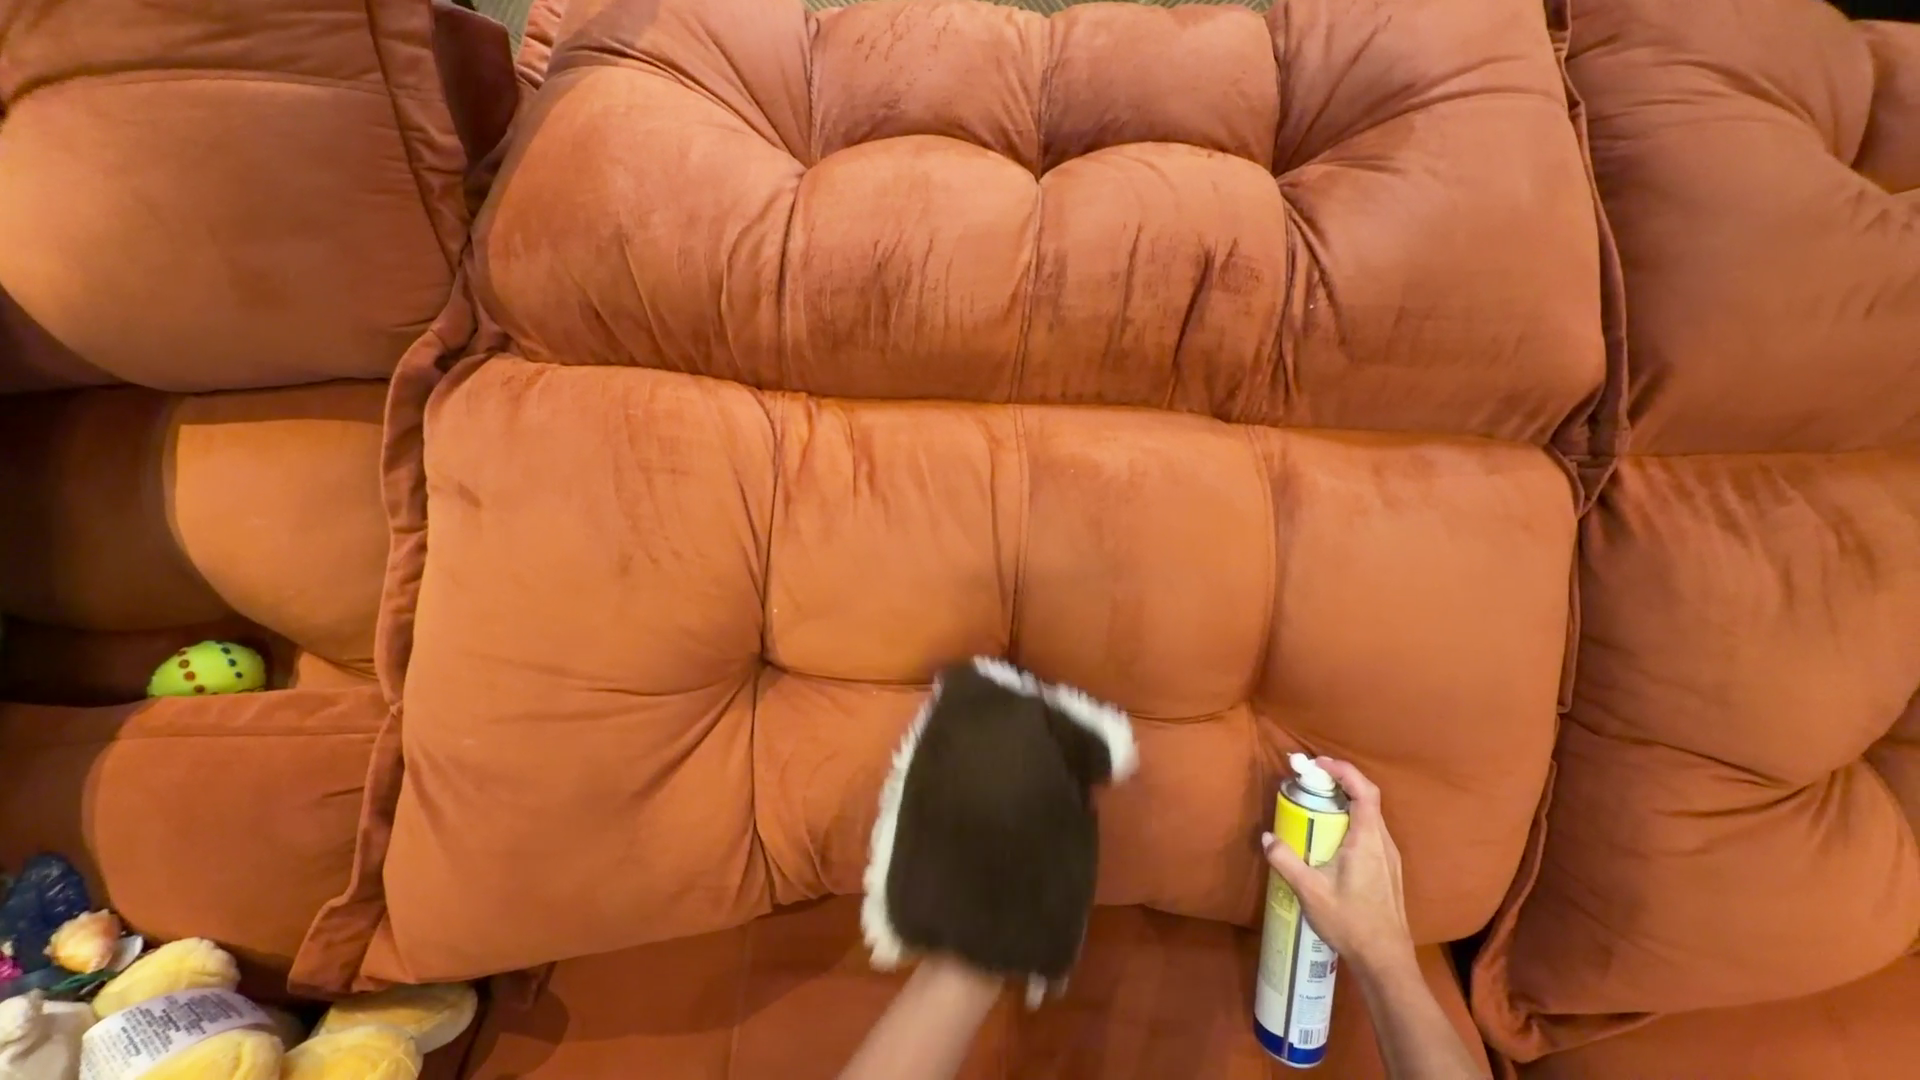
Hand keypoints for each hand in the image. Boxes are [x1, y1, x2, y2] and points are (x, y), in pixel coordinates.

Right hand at [1261, 758, 1414, 980]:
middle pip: (1367, 799)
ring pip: (1370, 817)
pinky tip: (1330, 837)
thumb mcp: (1310, 891)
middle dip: (1339, 782)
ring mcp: (1390, 858)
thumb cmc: (1351, 923)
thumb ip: (1286, 860)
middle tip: (1311, 780)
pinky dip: (1350, 821)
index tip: (1318, 764)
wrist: (1386, 961)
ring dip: (1345, 803)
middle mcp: (1384, 844)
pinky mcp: (1388, 871)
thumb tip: (1267, 838)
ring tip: (1317, 804)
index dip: (1344, 770)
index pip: (1364, 792)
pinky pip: (1370, 832)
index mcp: (1368, 841)